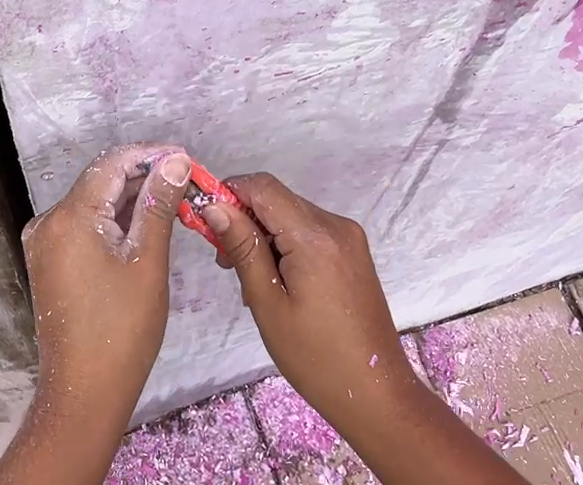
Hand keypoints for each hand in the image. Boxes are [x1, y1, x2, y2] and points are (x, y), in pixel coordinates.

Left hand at [0, 143, 193, 484]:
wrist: (83, 393)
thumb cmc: (122, 329)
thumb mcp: (147, 261)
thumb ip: (159, 204)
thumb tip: (176, 159)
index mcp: (69, 216)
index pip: (111, 163)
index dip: (150, 154)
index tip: (186, 158)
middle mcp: (49, 220)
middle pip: (101, 180)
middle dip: (144, 176)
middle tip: (187, 182)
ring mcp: (46, 241)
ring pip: (94, 201)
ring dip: (132, 198)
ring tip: (174, 200)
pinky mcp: (51, 259)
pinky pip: (85, 223)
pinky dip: (115, 219)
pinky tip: (145, 224)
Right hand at [205, 174, 523, 484]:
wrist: (377, 395)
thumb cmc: (316, 357)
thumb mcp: (268, 304)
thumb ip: (242, 248)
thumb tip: (214, 206)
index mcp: (315, 236)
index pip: (262, 186)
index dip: (228, 193)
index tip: (205, 221)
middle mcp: (335, 225)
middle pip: (276, 200)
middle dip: (244, 220)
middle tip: (226, 263)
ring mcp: (348, 237)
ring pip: (290, 215)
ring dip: (263, 236)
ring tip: (252, 282)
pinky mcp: (352, 251)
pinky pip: (308, 231)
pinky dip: (285, 245)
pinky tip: (277, 282)